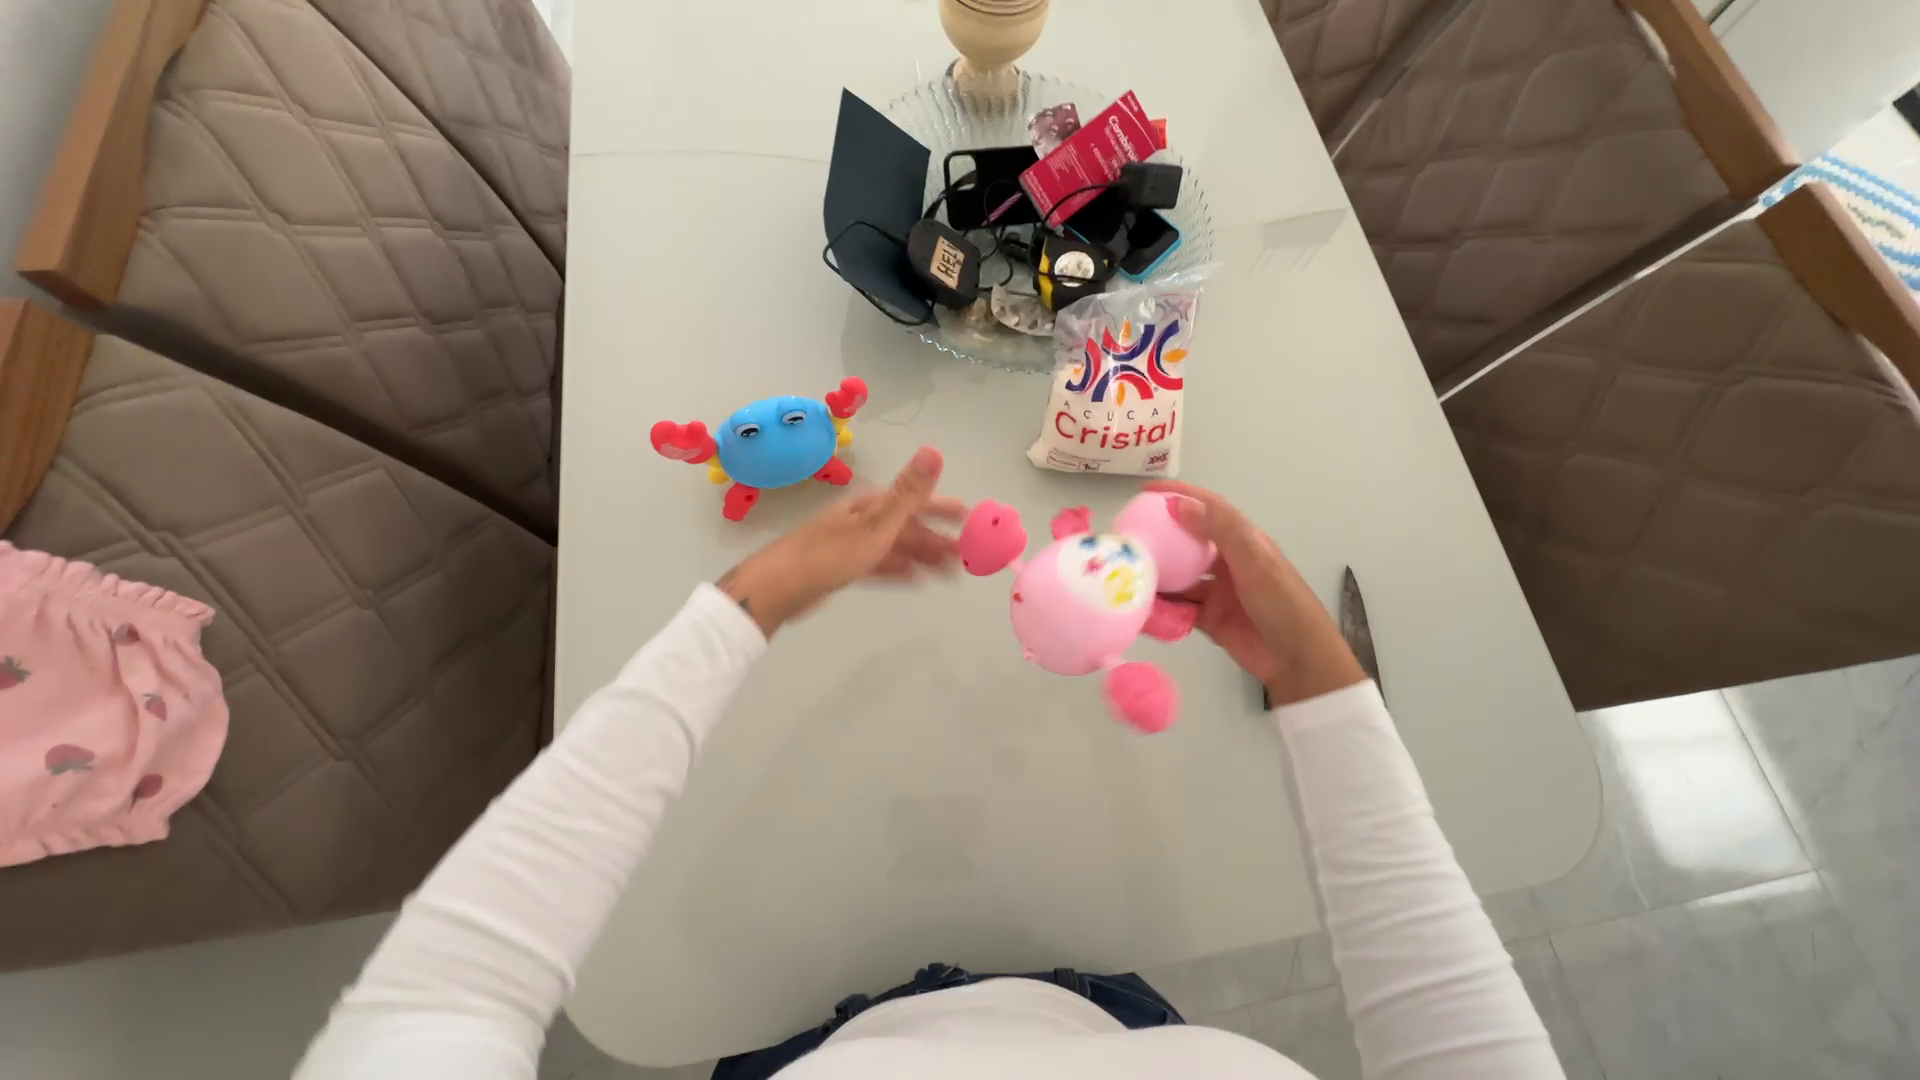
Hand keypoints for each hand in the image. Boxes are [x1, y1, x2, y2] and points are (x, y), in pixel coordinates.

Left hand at [718, 447, 962, 634]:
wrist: (779, 586)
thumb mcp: (876, 524)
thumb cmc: (831, 554)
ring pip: (896, 545)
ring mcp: (852, 541)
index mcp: (872, 504)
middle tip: (966, 556)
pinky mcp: (843, 565)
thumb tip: (934, 449)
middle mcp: (863, 517)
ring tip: (948, 573)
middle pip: (908, 524)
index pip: (916, 500)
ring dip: (923, 555)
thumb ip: (908, 492)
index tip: (969, 518)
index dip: (943, 507)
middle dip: (937, 537)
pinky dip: (899, 568)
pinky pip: (880, 563)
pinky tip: (913, 579)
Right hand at [1146, 481, 1366, 707]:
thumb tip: (1179, 505)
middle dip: (1160, 537)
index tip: (1145, 492)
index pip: (1208, 509)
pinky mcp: (1209, 619)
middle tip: (1127, 536)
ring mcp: (1218, 592)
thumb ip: (1220, 530)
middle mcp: (1228, 562)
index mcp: (1244, 541)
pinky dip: (1161, 607)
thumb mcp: (1254, 561)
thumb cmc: (1283, 604)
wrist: (1299, 661)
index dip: (1179, 495)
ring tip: (1127, 572)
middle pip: (1188, 542)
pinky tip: (1140, 606)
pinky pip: (1179, 608)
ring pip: (1180, 577)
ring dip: (1157, 575)